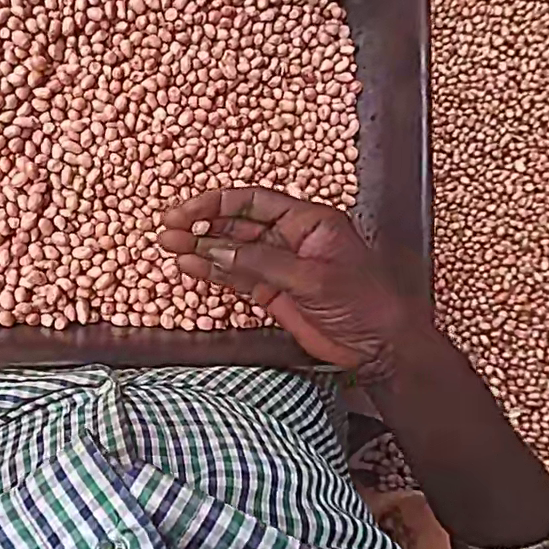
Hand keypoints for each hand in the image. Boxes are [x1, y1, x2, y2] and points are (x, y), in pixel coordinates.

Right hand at [156, 187, 435, 383]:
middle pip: (235, 225)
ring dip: (199, 249)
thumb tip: (215, 250)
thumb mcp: (312, 277)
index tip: (186, 211)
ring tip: (168, 247)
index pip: (252, 202)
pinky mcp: (270, 291)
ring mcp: (277, 265)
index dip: (216, 203)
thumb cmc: (363, 302)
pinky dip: (211, 273)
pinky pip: (234, 277)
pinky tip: (188, 267)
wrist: (380, 346)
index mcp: (306, 220)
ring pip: (230, 251)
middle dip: (200, 225)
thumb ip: (261, 262)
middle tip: (168, 229)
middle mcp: (287, 238)